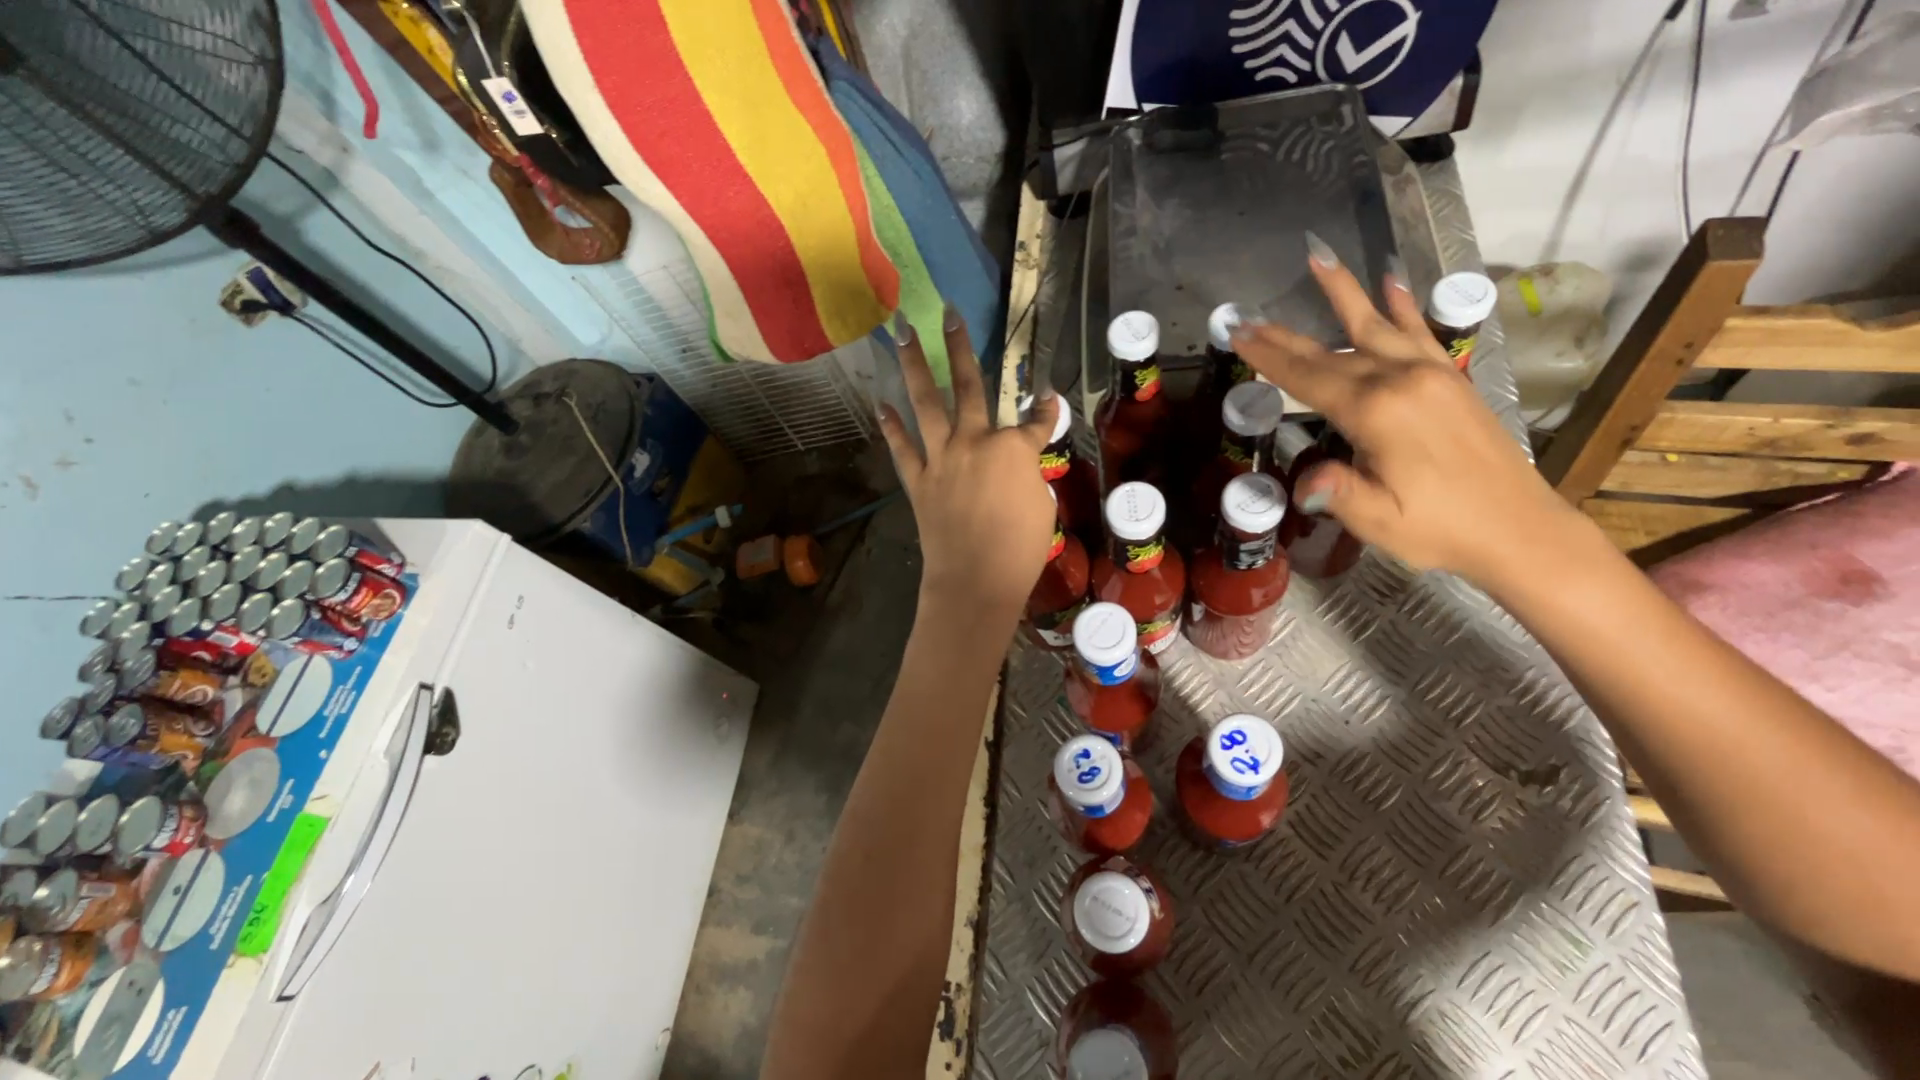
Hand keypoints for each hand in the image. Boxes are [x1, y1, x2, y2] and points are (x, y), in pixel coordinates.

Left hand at [877, 308, 1061, 615]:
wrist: (976, 580)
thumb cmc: (1021, 548)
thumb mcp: (1043, 505)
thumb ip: (1031, 472)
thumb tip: (1022, 462)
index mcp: (1013, 448)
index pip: (1034, 422)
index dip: (1046, 411)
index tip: (1048, 398)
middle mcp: (974, 442)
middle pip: (970, 387)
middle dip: (960, 347)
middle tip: (949, 314)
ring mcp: (942, 459)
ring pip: (927, 402)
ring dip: (914, 365)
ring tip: (901, 334)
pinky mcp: (918, 480)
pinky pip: (902, 447)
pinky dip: (891, 426)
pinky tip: (881, 403)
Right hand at [1230, 243, 1589, 587]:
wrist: (1518, 528)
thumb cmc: (1440, 530)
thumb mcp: (1380, 520)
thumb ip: (1338, 494)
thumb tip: (1306, 480)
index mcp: (1376, 413)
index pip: (1308, 378)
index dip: (1268, 358)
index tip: (1237, 335)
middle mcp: (1401, 380)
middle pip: (1331, 352)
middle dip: (1286, 336)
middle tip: (1250, 317)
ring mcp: (1430, 374)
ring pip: (1376, 327)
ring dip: (1344, 295)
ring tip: (1319, 260)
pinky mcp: (1450, 380)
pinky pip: (1421, 333)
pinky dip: (1403, 307)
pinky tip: (1391, 283)